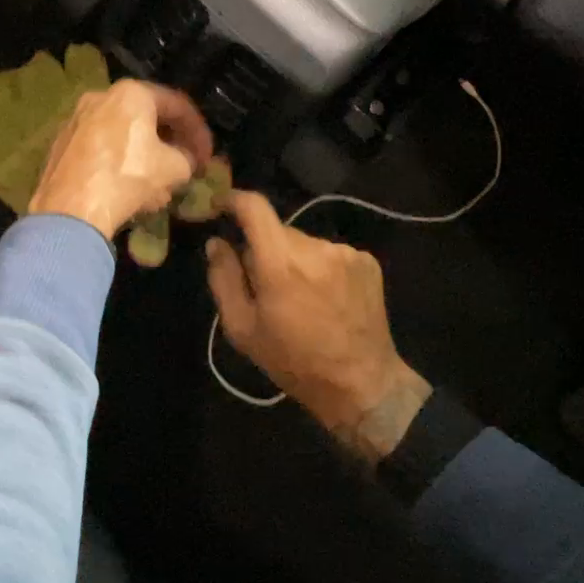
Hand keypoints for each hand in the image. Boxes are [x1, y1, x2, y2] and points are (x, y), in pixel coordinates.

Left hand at [30, 79, 213, 239]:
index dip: (198, 132)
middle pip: (146, 119)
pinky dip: (119, 165)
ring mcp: (76, 120)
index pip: (177, 106)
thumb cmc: (129, 177)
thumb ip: (187, 157)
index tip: (207, 156)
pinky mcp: (61, 145)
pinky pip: (101, 149)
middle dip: (169, 144)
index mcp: (132, 93)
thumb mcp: (175, 168)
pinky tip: (129, 191)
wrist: (71, 209)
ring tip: (159, 187)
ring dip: (145, 158)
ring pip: (122, 136)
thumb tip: (185, 160)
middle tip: (184, 166)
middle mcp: (101, 97)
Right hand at [206, 192, 430, 461]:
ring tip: (302, 299)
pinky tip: (327, 300)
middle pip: (278, 231)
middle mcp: (315, 247)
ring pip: (305, 244)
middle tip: (266, 286)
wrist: (361, 383)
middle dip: (267, 250)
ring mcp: (345, 252)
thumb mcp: (243, 329)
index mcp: (280, 262)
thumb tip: (217, 242)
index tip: (222, 206)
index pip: (255, 207)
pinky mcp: (367, 261)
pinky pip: (330, 254)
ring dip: (296, 260)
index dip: (234, 200)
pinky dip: (322, 268)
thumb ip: (223, 278)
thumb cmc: (293, 361)